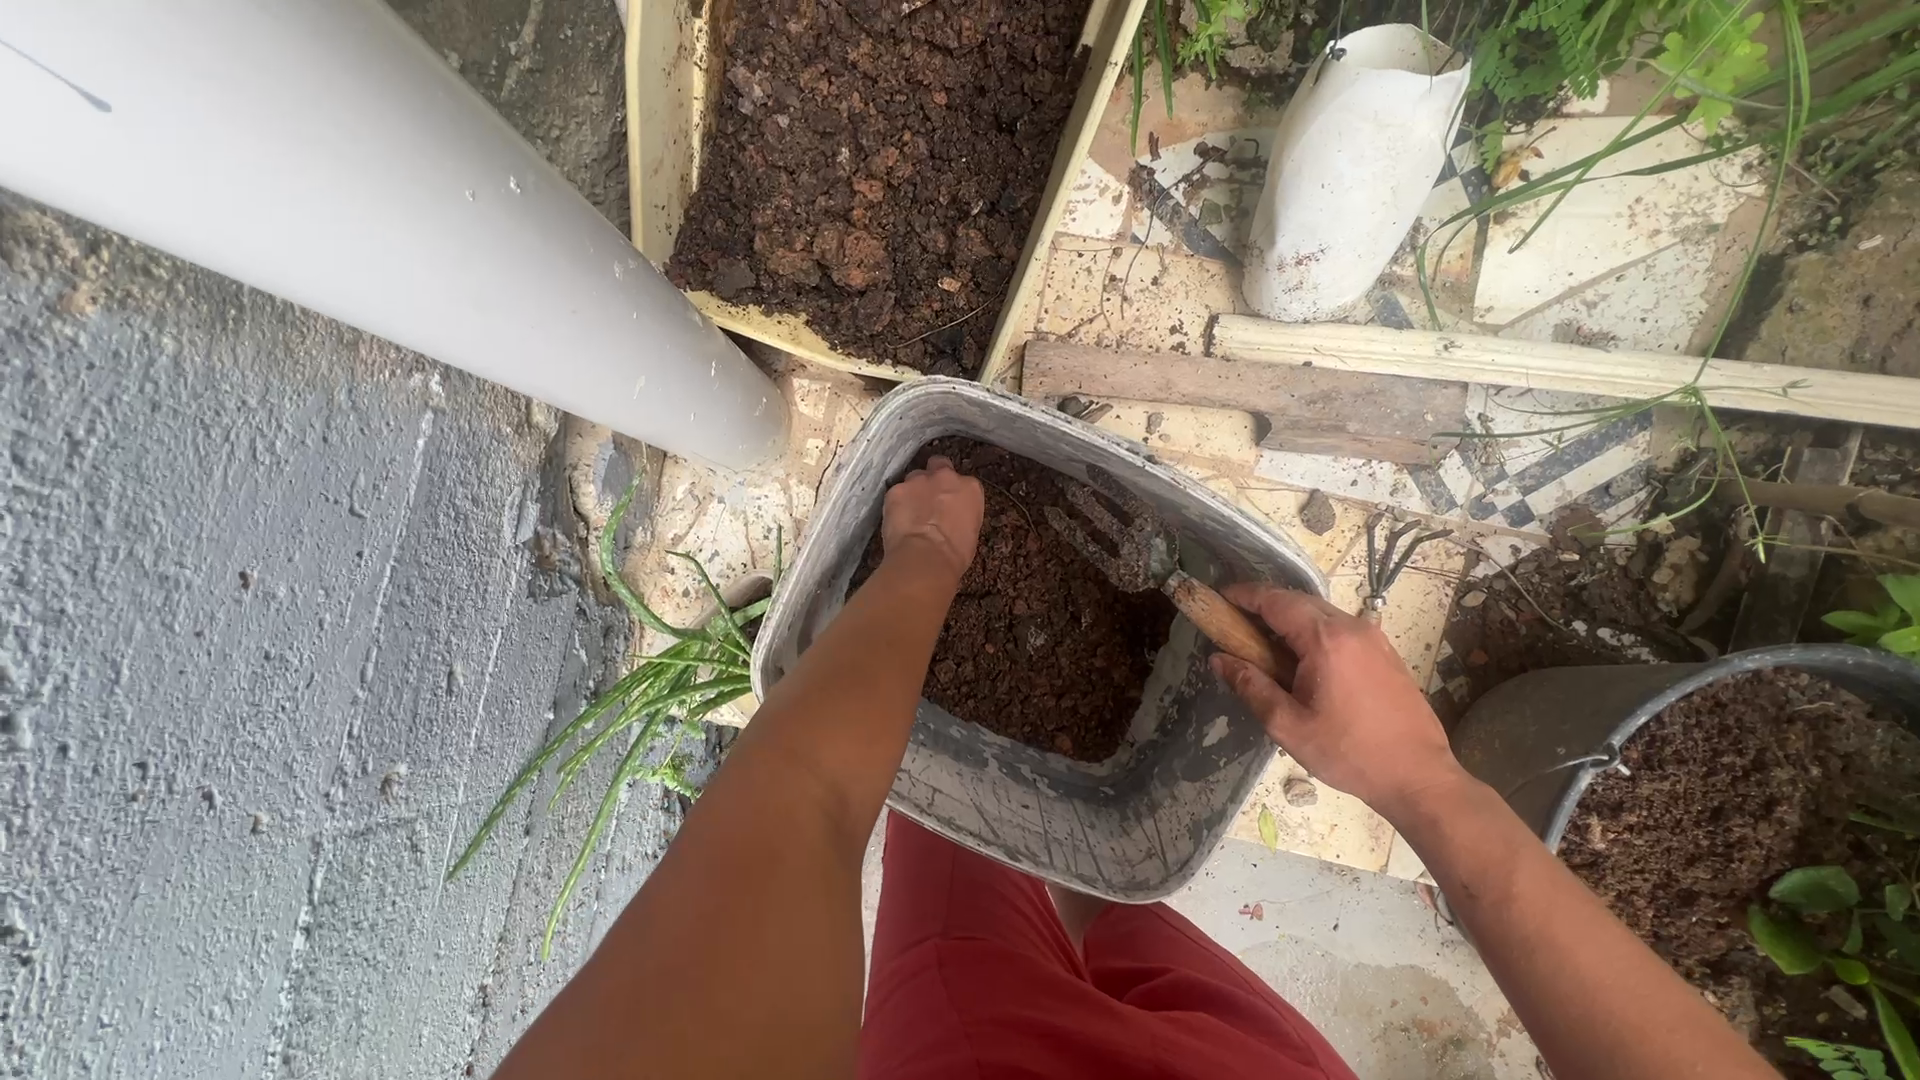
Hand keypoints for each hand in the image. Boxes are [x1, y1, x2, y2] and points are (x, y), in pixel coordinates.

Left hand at [881, 455, 983, 582]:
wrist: (925, 557)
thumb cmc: (954, 554)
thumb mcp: (970, 533)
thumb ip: (961, 515)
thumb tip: (951, 519)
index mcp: (970, 488)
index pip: (964, 483)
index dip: (955, 494)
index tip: (951, 507)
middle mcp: (945, 477)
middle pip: (939, 465)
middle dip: (935, 477)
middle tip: (930, 498)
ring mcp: (918, 480)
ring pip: (915, 477)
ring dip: (914, 490)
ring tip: (910, 512)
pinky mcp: (895, 490)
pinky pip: (896, 492)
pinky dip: (896, 504)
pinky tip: (897, 520)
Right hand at [1210, 583, 1466, 822]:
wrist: (1419, 778)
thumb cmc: (1349, 753)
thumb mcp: (1287, 725)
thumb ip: (1250, 686)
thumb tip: (1219, 659)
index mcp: (1326, 640)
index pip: (1276, 600)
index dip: (1244, 595)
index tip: (1219, 598)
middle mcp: (1352, 628)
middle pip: (1298, 601)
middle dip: (1263, 606)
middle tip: (1234, 625)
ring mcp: (1373, 638)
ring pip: (1320, 614)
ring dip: (1288, 620)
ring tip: (1262, 644)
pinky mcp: (1384, 652)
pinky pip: (1339, 629)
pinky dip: (1312, 632)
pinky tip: (1301, 659)